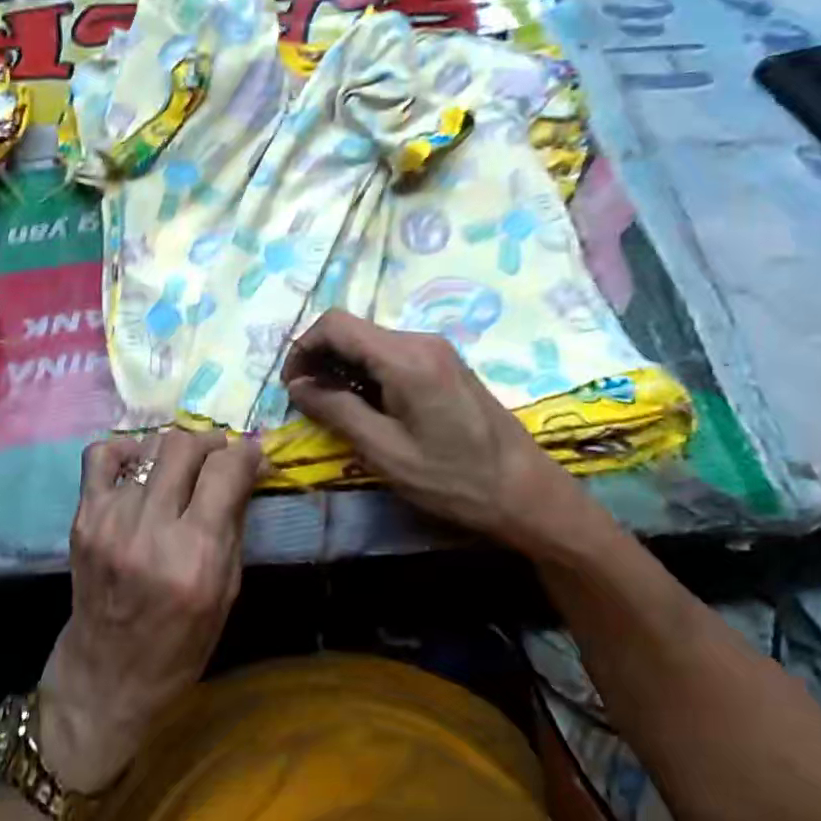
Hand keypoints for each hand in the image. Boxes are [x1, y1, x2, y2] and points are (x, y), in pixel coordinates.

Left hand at [38, 430, 264, 793]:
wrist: (109, 674)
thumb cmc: (181, 643)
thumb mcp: (226, 591)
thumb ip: (234, 522)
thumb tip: (246, 467)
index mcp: (195, 556)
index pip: (224, 471)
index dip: (245, 453)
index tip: (252, 455)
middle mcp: (151, 530)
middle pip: (183, 446)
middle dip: (210, 444)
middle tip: (218, 457)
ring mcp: (110, 520)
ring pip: (148, 446)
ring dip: (174, 450)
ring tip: (182, 467)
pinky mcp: (83, 517)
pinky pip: (100, 455)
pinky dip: (125, 451)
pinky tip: (138, 466)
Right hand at [281, 309, 602, 553]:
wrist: (529, 496)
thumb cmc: (454, 479)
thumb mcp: (385, 451)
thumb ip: (335, 410)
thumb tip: (297, 386)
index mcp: (406, 357)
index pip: (335, 324)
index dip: (303, 348)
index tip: (292, 386)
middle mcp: (420, 341)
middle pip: (351, 330)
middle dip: (319, 358)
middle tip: (306, 401)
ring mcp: (435, 351)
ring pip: (368, 342)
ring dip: (340, 367)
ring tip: (331, 408)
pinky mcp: (443, 365)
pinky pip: (389, 355)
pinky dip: (364, 373)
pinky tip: (364, 406)